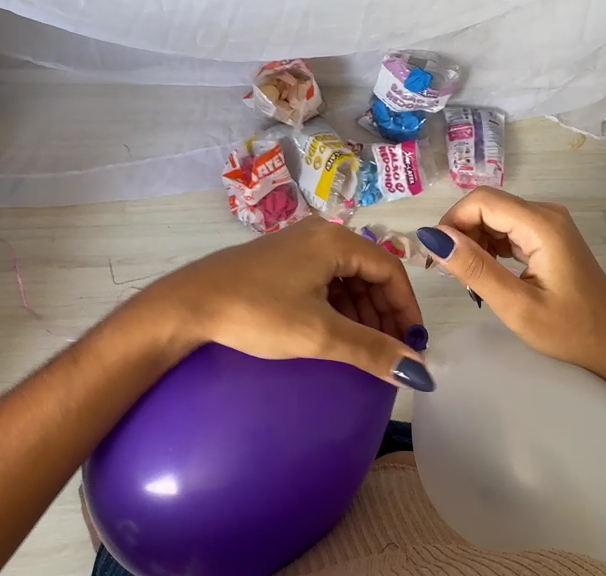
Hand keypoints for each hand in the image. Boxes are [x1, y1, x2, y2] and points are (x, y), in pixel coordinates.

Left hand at [128, 217, 432, 389]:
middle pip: (370, 271)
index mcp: (336, 240)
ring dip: (362, 312)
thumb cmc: (257, 314)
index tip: (413, 345)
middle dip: (384, 312)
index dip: (406, 308)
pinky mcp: (279, 260)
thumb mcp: (319, 335)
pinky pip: (324, 279)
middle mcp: (321, 234)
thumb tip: (419, 372)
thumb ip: (371, 351)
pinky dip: (338, 307)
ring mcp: (298, 245)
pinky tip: (335, 333)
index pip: (390, 269)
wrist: (187, 306)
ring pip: (346, 277)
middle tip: (391, 352)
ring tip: (365, 348)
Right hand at [418, 187, 605, 381]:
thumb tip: (434, 236)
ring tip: (465, 278)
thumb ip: (475, 269)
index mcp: (542, 225)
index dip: (452, 220)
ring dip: (473, 241)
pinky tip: (484, 274)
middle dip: (461, 232)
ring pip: (496, 216)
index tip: (436, 257)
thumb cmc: (570, 333)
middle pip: (488, 205)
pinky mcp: (549, 237)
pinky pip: (508, 229)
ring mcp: (550, 224)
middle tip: (448, 273)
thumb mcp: (517, 306)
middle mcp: (546, 213)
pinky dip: (489, 247)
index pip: (482, 200)